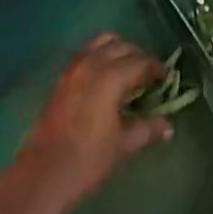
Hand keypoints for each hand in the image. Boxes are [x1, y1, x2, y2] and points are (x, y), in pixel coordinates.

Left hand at [14, 32, 173, 212]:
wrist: (44, 171)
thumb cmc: (88, 159)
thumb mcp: (122, 145)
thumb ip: (146, 129)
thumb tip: (168, 127)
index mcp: (110, 76)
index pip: (139, 61)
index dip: (155, 67)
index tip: (165, 77)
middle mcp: (91, 63)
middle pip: (120, 45)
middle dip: (137, 55)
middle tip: (148, 74)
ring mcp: (73, 67)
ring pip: (100, 42)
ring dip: (117, 49)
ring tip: (126, 70)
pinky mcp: (61, 76)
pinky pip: (85, 52)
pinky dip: (99, 55)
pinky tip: (104, 77)